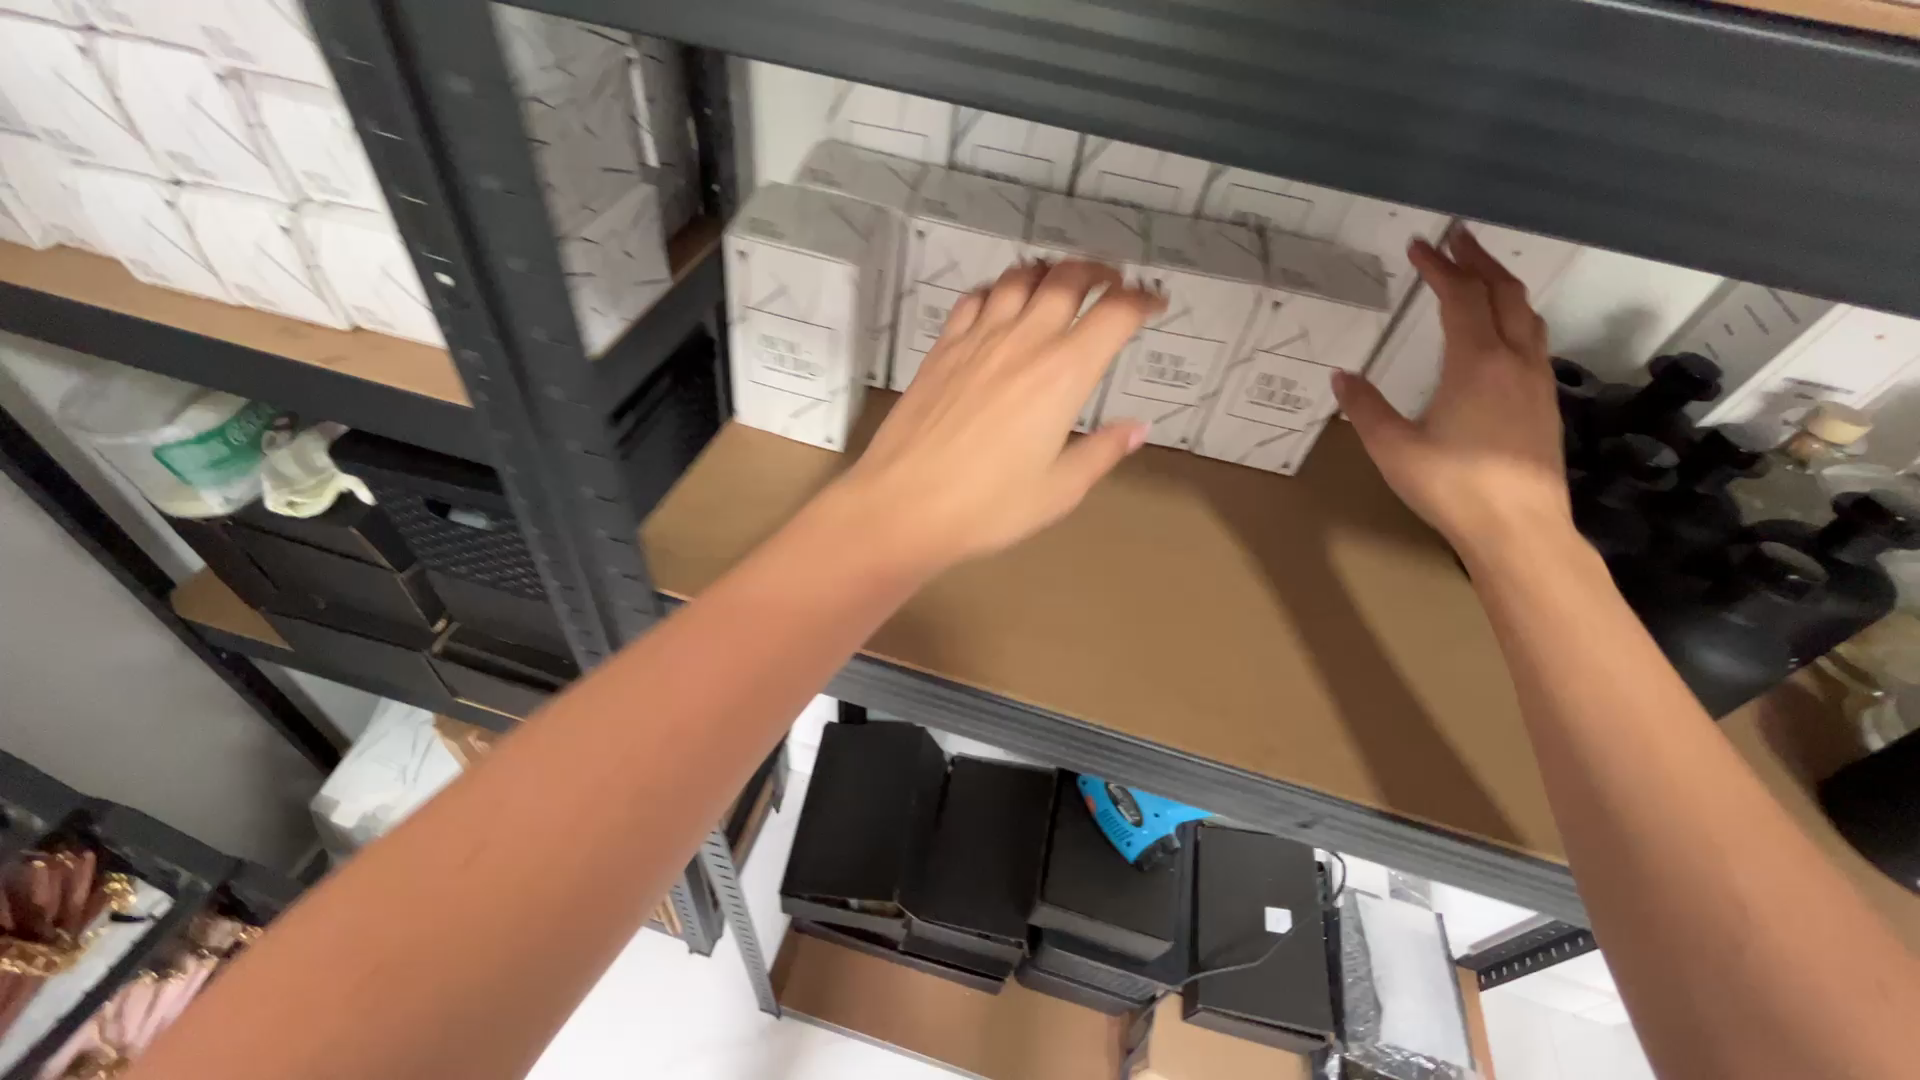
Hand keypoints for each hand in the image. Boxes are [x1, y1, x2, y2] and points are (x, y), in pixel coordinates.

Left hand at [829, 259, 1161, 572]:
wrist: (902, 506)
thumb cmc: (988, 508)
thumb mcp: (1059, 491)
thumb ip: (1100, 452)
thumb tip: (1137, 429)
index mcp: (1064, 374)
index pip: (1115, 314)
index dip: (1142, 300)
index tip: (1154, 304)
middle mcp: (1024, 342)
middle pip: (1068, 279)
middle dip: (1099, 272)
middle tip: (1112, 284)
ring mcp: (977, 339)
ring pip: (1019, 279)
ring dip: (1048, 272)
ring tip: (1059, 284)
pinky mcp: (942, 348)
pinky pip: (974, 299)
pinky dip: (997, 290)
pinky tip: (1000, 304)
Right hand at [1331, 230, 1573, 565]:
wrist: (1518, 528)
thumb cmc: (1451, 487)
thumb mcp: (1393, 448)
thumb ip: (1365, 408)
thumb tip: (1341, 377)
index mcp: (1476, 364)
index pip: (1460, 298)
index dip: (1440, 268)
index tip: (1421, 245)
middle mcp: (1514, 361)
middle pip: (1504, 293)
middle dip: (1480, 261)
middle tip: (1458, 239)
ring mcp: (1536, 381)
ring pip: (1527, 315)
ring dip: (1503, 286)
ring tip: (1481, 274)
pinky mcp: (1544, 403)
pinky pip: (1534, 340)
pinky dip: (1515, 317)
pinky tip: (1502, 332)